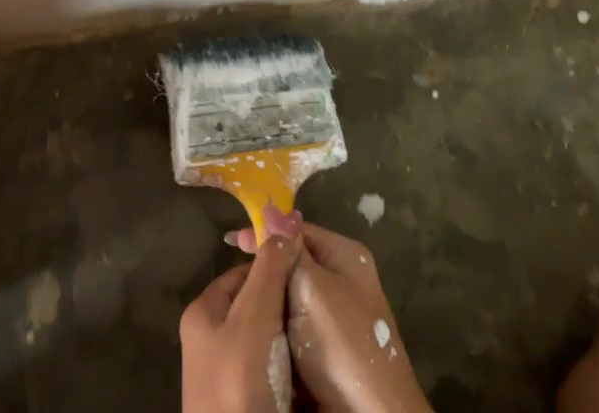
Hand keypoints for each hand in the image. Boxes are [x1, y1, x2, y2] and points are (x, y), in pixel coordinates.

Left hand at [181, 206, 302, 412]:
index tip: (309, 275)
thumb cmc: (239, 381)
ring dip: (293, 337)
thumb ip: (270, 270)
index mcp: (203, 313)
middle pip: (259, 304)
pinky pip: (274, 368)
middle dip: (288, 305)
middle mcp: (211, 339)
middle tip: (317, 309)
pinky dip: (292, 365)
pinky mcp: (244, 398)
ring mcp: (227, 372)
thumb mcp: (254, 317)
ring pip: (270, 337)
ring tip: (317, 337)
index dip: (277, 268)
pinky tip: (310, 367)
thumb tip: (283, 221)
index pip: (247, 272)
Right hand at [227, 222, 431, 412]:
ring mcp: (336, 313)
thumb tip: (273, 206)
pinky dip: (276, 326)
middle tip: (233, 282)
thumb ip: (291, 249)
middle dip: (265, 271)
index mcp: (345, 256)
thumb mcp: (312, 287)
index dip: (266, 234)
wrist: (368, 409)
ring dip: (269, 301)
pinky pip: (294, 324)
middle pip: (294, 263)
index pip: (299, 231)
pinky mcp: (326, 343)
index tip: (230, 243)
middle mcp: (343, 278)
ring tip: (240, 305)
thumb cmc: (339, 342)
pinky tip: (258, 331)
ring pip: (291, 296)